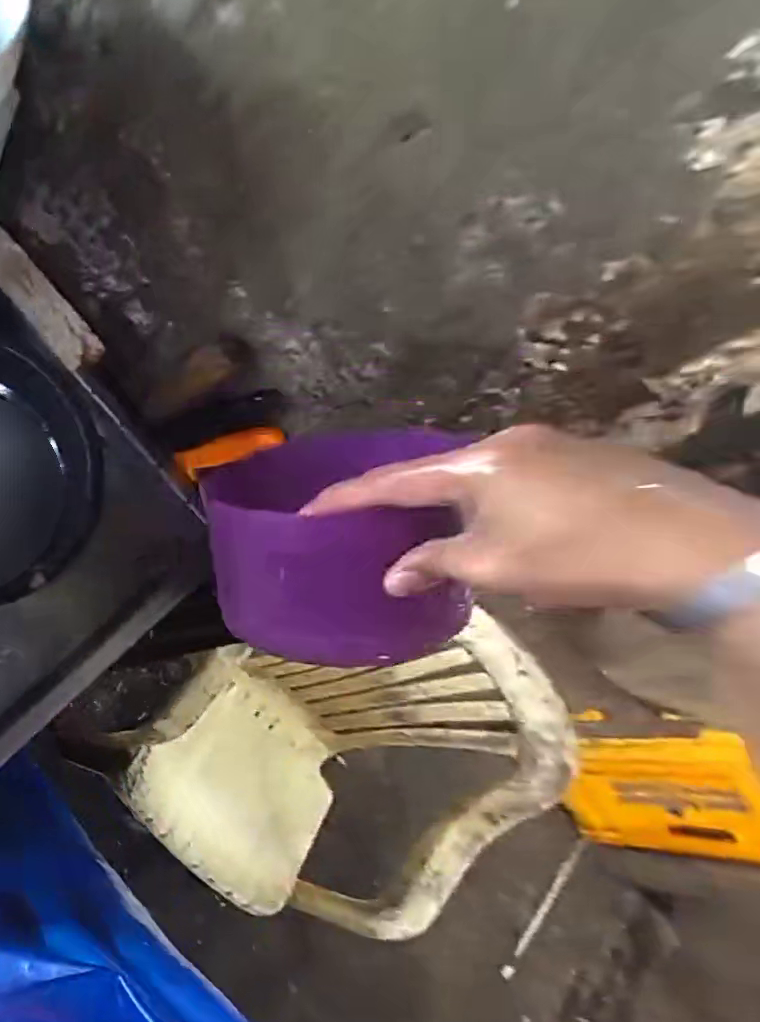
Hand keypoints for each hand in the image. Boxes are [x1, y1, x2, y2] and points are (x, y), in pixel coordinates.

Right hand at [299, 425, 759, 609]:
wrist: (716, 551)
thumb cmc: (583, 556)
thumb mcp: (492, 567)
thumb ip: (431, 564)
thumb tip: (392, 578)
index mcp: (474, 466)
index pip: (387, 482)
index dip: (341, 499)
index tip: (305, 511)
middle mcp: (506, 443)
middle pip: (427, 470)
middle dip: (388, 494)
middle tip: (354, 514)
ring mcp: (551, 444)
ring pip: (468, 469)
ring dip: (436, 495)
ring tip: (410, 517)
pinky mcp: (586, 456)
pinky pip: (506, 471)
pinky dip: (477, 492)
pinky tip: (476, 513)